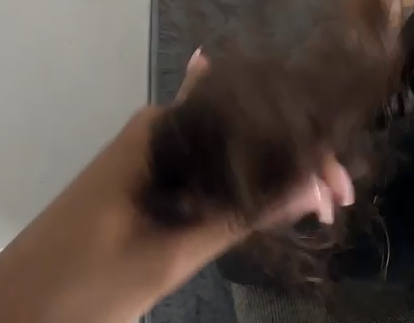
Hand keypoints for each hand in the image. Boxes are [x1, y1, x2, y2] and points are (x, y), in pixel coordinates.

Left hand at [0, 51, 352, 322]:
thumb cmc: (74, 291)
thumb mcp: (165, 258)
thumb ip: (241, 217)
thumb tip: (314, 188)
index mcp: (157, 131)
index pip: (250, 123)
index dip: (302, 150)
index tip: (339, 185)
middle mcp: (156, 130)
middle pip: (245, 133)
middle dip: (295, 161)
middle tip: (337, 196)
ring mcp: (147, 156)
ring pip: (229, 152)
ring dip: (271, 173)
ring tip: (317, 197)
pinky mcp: (142, 183)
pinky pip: (204, 168)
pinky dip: (240, 180)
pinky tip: (275, 176)